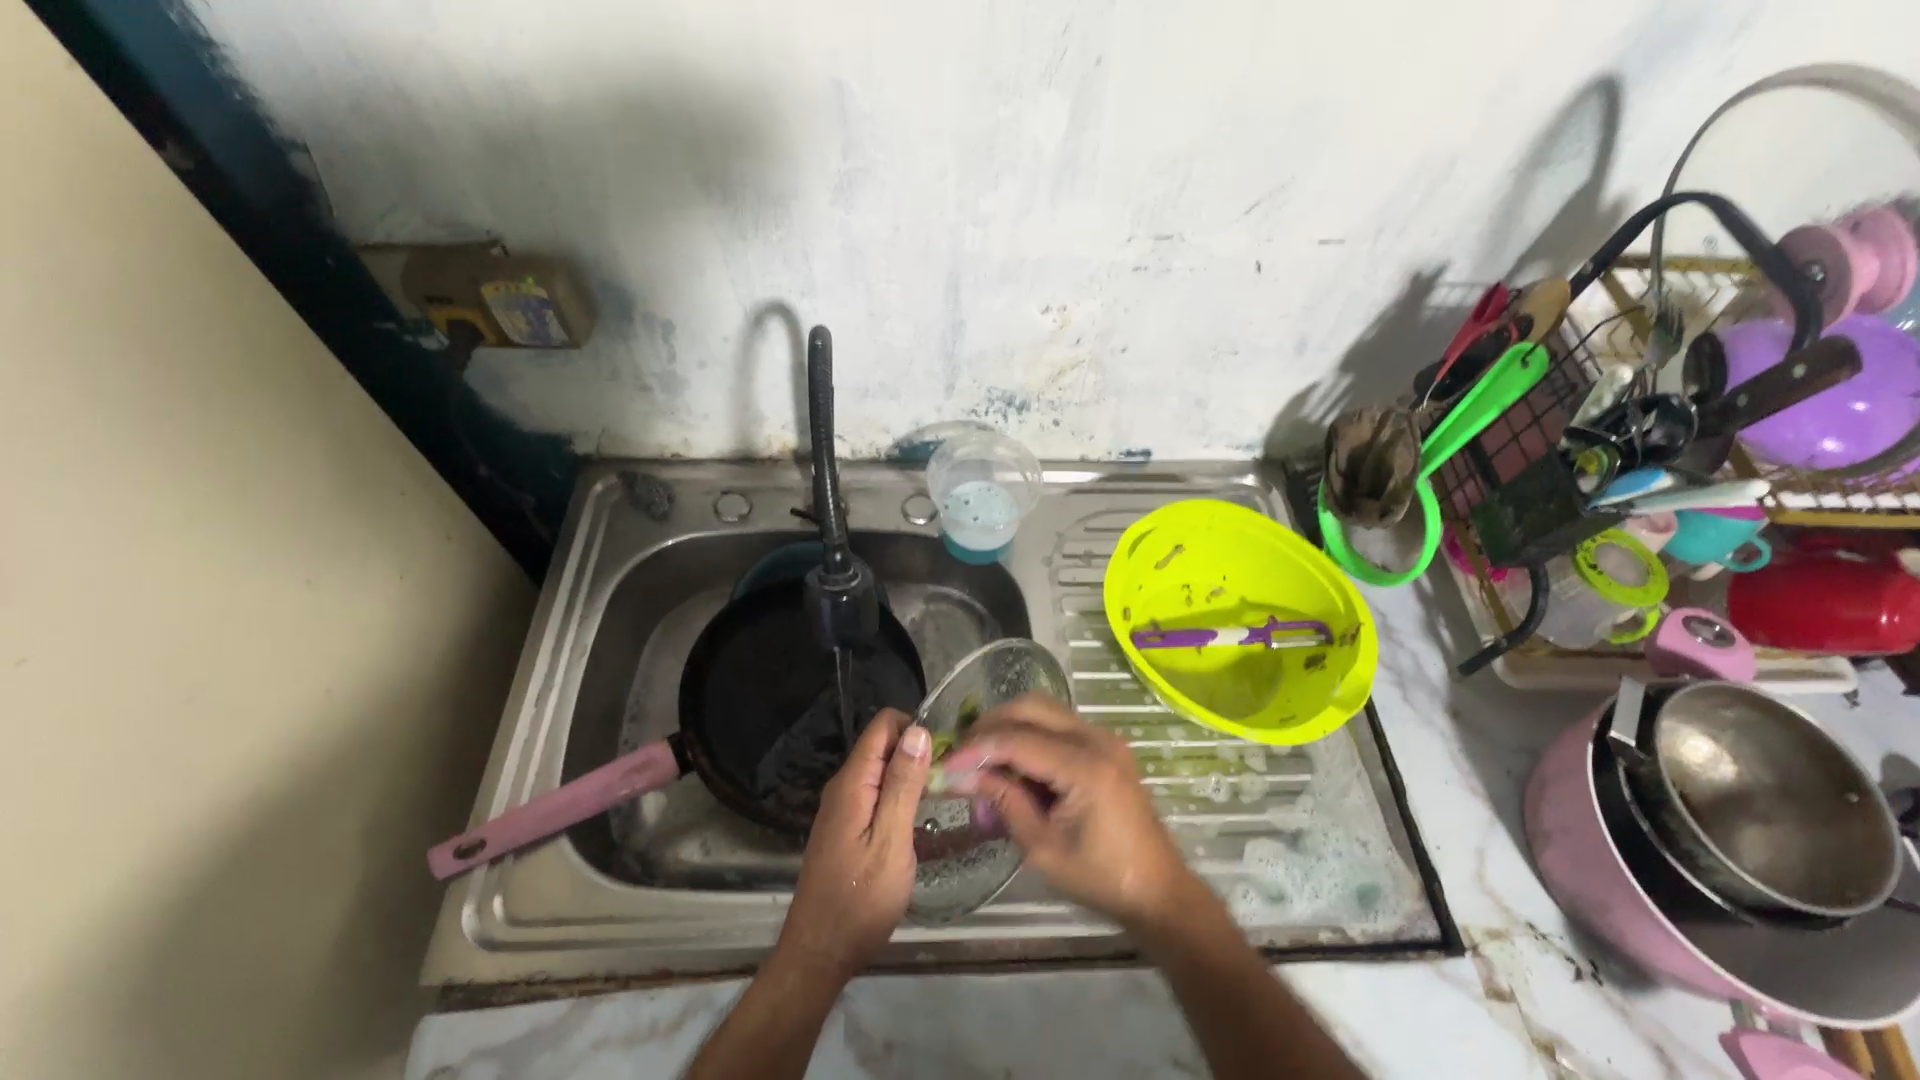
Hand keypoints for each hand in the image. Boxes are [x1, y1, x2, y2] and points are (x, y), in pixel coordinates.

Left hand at [775, 707, 930, 981]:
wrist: (820, 952)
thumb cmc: (860, 900)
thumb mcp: (891, 841)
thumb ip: (902, 785)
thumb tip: (919, 731)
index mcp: (853, 783)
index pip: (884, 725)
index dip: (918, 729)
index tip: (949, 754)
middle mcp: (844, 787)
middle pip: (884, 746)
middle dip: (919, 753)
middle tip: (954, 781)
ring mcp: (843, 809)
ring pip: (882, 772)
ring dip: (913, 778)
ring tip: (946, 800)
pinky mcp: (848, 829)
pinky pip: (877, 796)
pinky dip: (901, 799)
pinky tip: (923, 822)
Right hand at [940, 694, 1197, 931]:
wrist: (1156, 888)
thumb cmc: (1100, 877)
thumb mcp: (1042, 848)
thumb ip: (1005, 802)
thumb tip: (965, 775)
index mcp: (1085, 767)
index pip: (1016, 740)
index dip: (975, 750)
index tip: (945, 766)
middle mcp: (1097, 740)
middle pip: (1030, 708)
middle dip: (989, 726)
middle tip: (962, 754)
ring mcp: (1105, 739)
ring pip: (1044, 710)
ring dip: (1009, 727)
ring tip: (981, 758)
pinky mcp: (1106, 746)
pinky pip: (1059, 725)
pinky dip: (1030, 734)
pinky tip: (1012, 763)